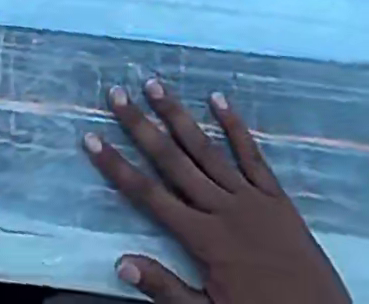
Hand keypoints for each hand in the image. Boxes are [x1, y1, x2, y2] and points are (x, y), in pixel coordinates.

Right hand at [82, 80, 349, 303]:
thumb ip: (167, 289)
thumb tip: (120, 263)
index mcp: (204, 239)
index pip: (148, 194)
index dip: (116, 166)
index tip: (90, 138)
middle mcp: (224, 210)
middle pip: (172, 160)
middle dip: (140, 126)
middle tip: (117, 94)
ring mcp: (252, 199)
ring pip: (206, 149)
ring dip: (177, 115)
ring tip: (154, 85)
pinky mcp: (278, 199)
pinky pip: (253, 157)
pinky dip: (236, 127)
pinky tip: (219, 99)